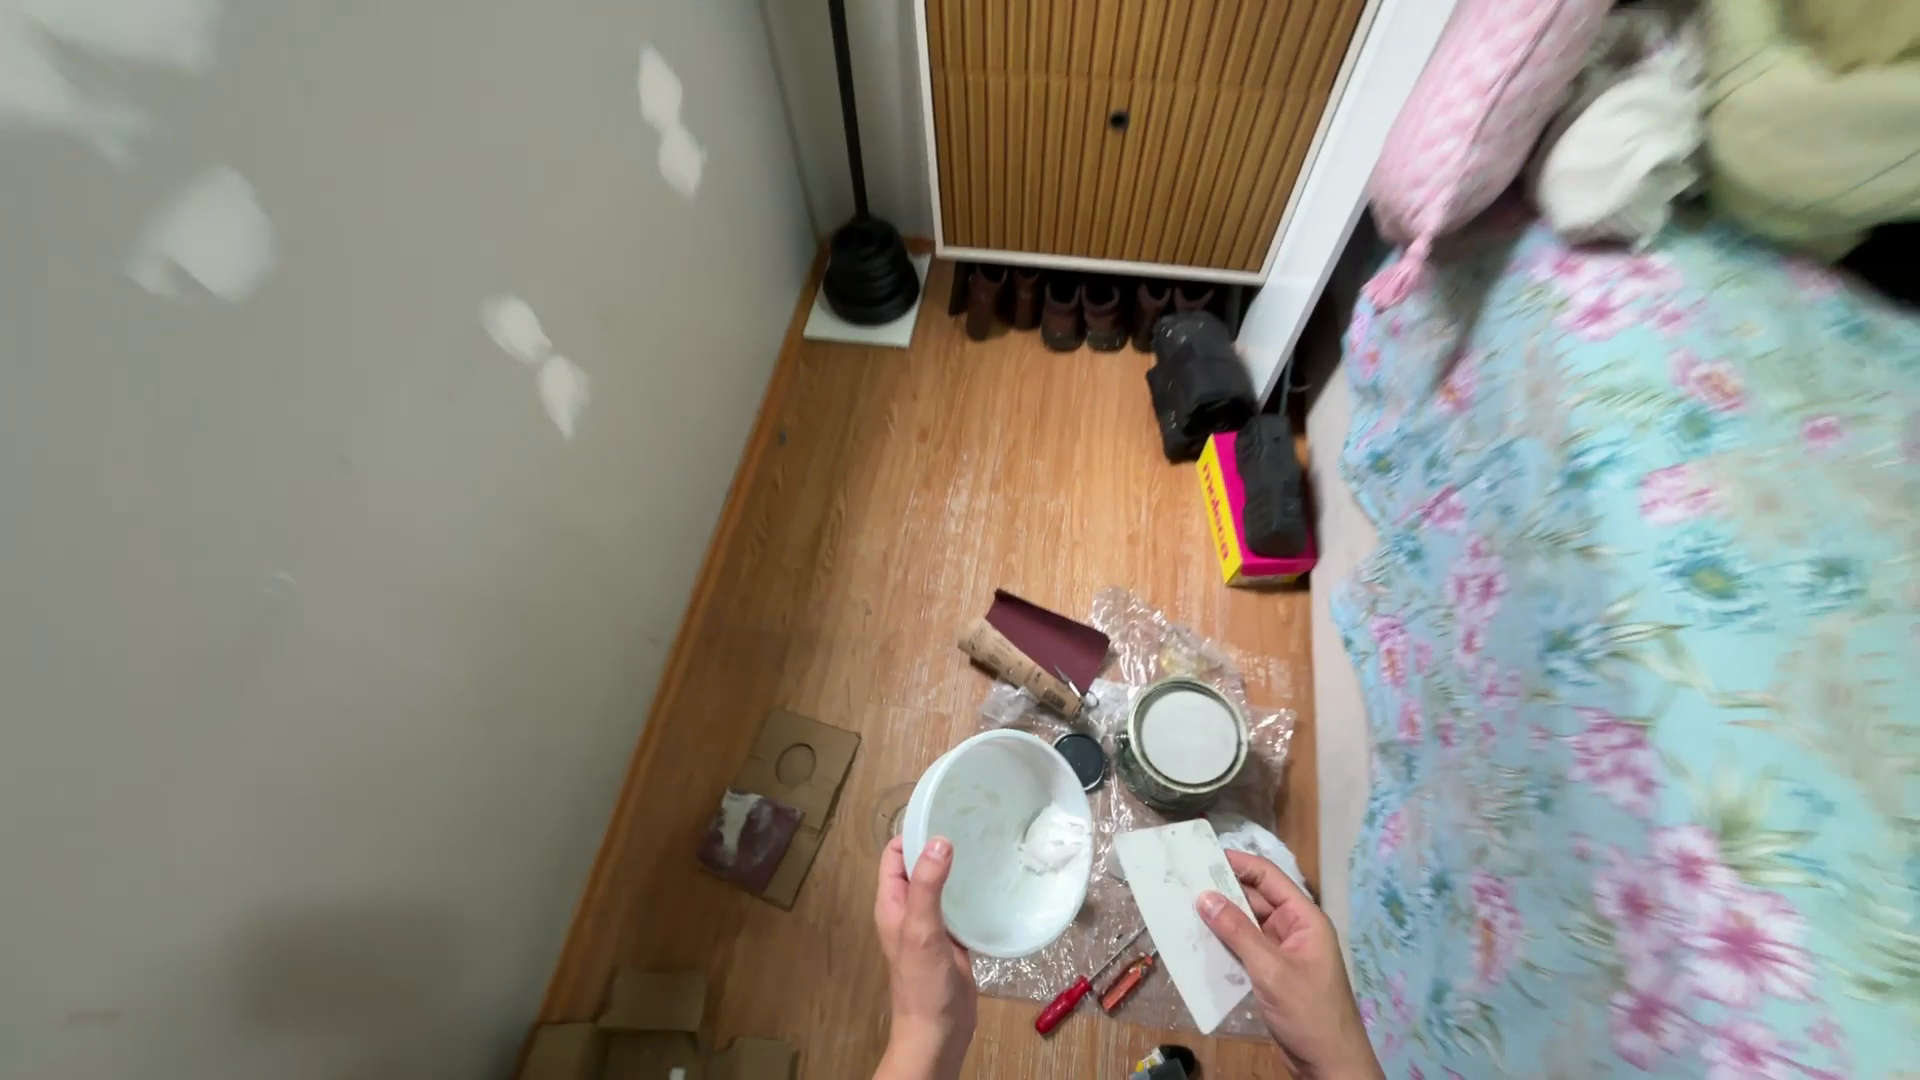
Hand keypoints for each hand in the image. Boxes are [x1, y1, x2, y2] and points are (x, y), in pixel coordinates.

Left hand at [873, 836, 976, 1079]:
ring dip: (957, 866)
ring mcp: (932, 923)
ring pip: (942, 883)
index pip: (893, 854)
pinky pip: (961, 904)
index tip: (938, 813)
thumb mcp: (921, 930)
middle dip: (937, 844)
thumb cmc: (923, 984)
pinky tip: (992, 880)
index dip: (910, 832)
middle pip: (919, 864)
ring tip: (983, 842)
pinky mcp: (954, 937)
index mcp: (892, 903)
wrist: (939, 1034)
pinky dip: (972, 890)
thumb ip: (928, 886)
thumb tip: (939, 840)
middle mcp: (909, 908)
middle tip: (967, 822)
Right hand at [1196, 851, 1382, 1079]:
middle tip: (1184, 883)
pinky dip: (1223, 942)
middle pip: (1254, 898)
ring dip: (1220, 918)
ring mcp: (1282, 952)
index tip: (1203, 856)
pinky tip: (1199, 941)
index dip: (1238, 863)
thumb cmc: (1310, 1014)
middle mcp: (1293, 929)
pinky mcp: (1270, 973)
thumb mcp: (1271, 970)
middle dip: (1222, 891)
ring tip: (1184, 907)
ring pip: (1245, 923)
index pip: (1268, 877)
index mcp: (1304, 919)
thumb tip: (1204, 896)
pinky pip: (1243, 947)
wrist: (1331, 1070)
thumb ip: (1237, 931)